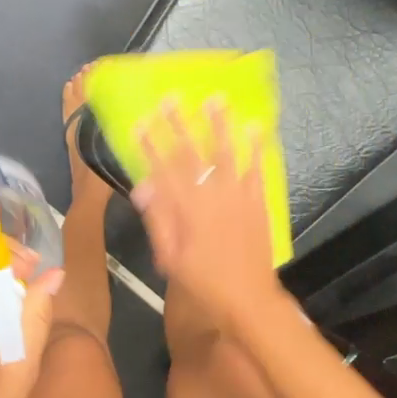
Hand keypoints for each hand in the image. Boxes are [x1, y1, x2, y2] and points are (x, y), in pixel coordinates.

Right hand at [132, 99, 288, 326]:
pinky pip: (256, 168)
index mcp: (186, 209)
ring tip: (215, 99)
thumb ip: (158, 219)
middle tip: (170, 98)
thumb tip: (143, 187)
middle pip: (192, 153)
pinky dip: (255, 147)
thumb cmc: (204, 283)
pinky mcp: (258, 201)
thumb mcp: (171, 256)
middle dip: (179, 124)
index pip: (162, 169)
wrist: (248, 299)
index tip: (139, 122)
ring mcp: (237, 196)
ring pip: (226, 153)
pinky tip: (254, 126)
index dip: (149, 145)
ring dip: (219, 124)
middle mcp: (211, 195)